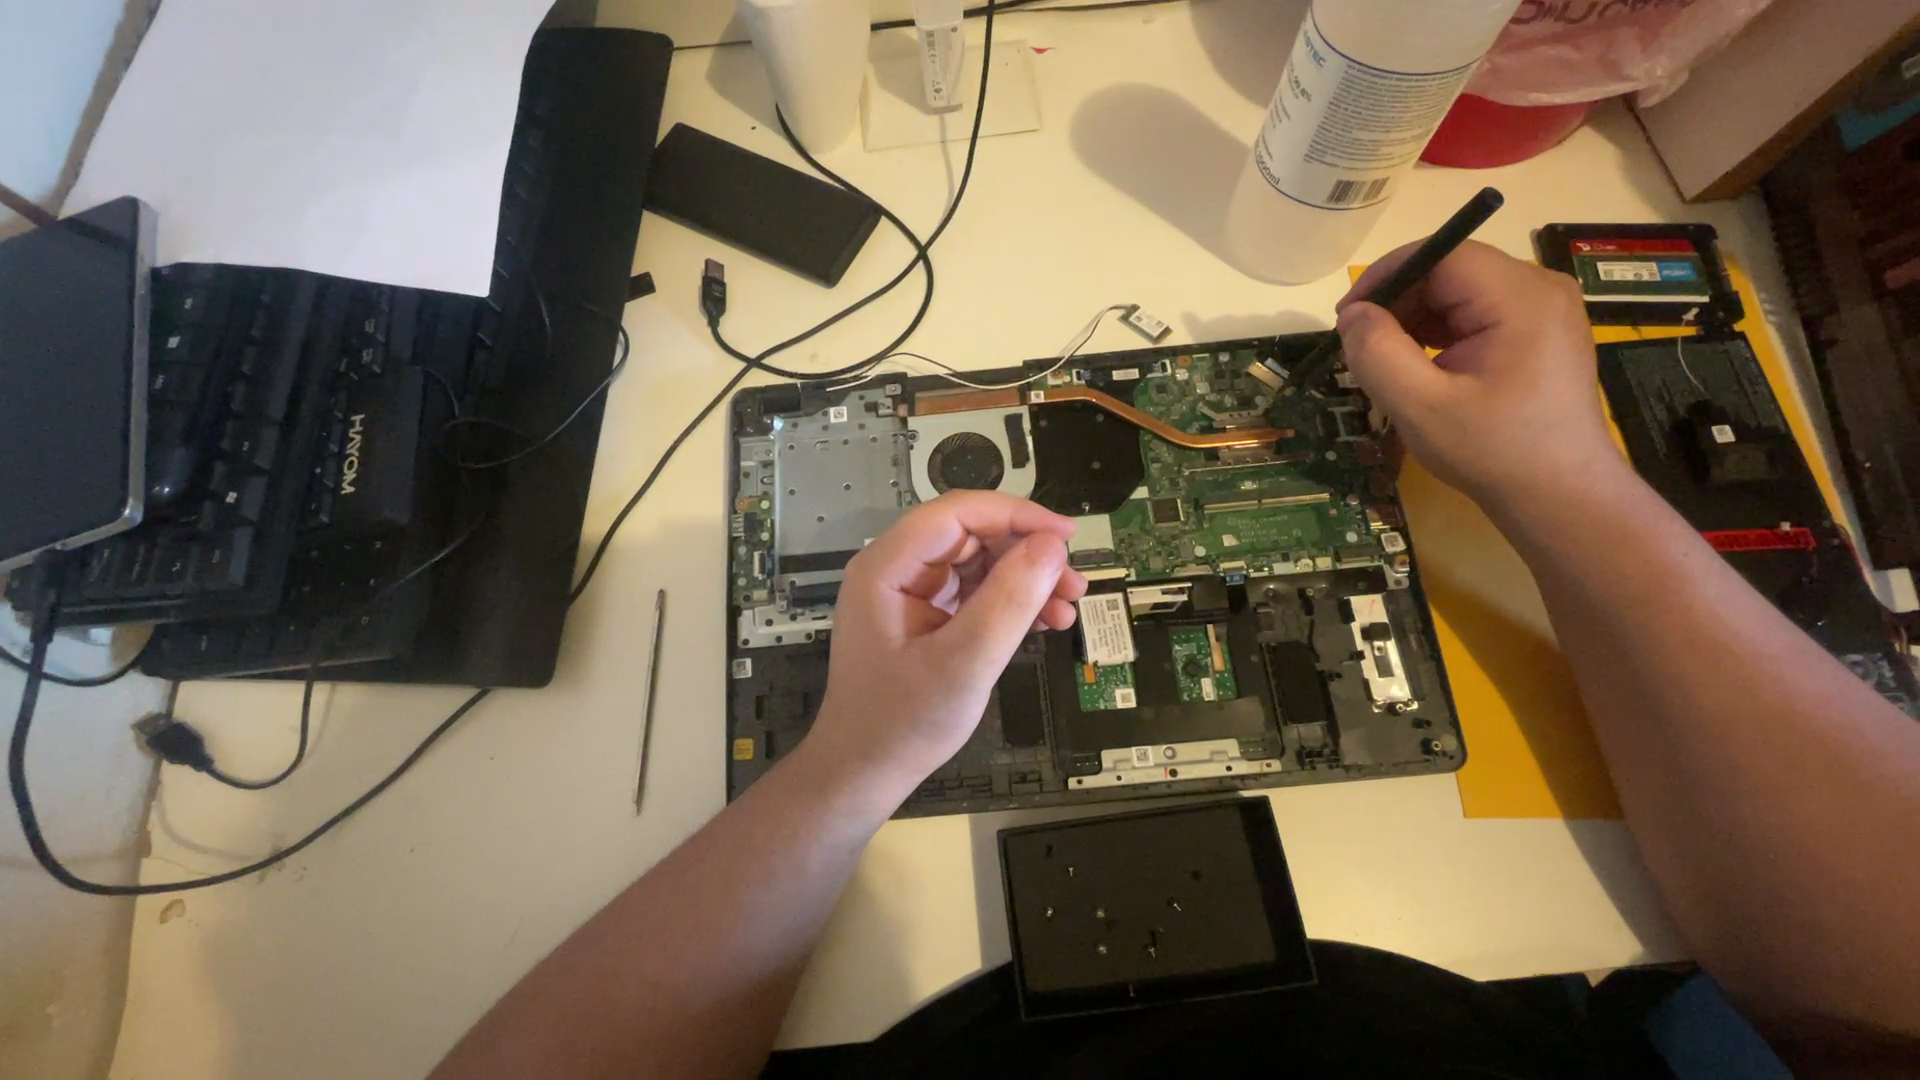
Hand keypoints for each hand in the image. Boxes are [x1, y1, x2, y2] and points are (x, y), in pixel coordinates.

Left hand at [808, 491, 1087, 785]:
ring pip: (978, 562)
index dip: (1016, 515)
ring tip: (1067, 608)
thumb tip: (1052, 546)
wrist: (864, 772)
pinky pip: (974, 591)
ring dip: (1025, 579)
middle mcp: (896, 568)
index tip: (1067, 537)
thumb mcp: (964, 664)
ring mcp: (909, 591)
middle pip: (971, 534)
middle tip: (1074, 584)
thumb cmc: (903, 722)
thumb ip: (1009, 602)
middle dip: (1026, 553)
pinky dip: (1010, 602)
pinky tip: (1045, 622)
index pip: (957, 513)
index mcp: (888, 566)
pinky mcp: (924, 615)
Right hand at [1334, 240, 1624, 512]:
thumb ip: (1378, 353)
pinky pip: (1473, 314)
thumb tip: (1352, 315)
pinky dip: (1436, 332)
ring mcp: (1541, 311)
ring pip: (1458, 292)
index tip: (1347, 317)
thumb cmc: (1492, 451)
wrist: (1558, 494)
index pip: (1444, 254)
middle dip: (1397, 300)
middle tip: (1359, 345)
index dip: (1388, 275)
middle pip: (1451, 270)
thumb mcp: (1420, 406)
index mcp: (1520, 299)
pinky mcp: (1535, 333)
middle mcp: (1539, 290)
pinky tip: (1417, 367)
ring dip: (1413, 318)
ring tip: (1384, 361)